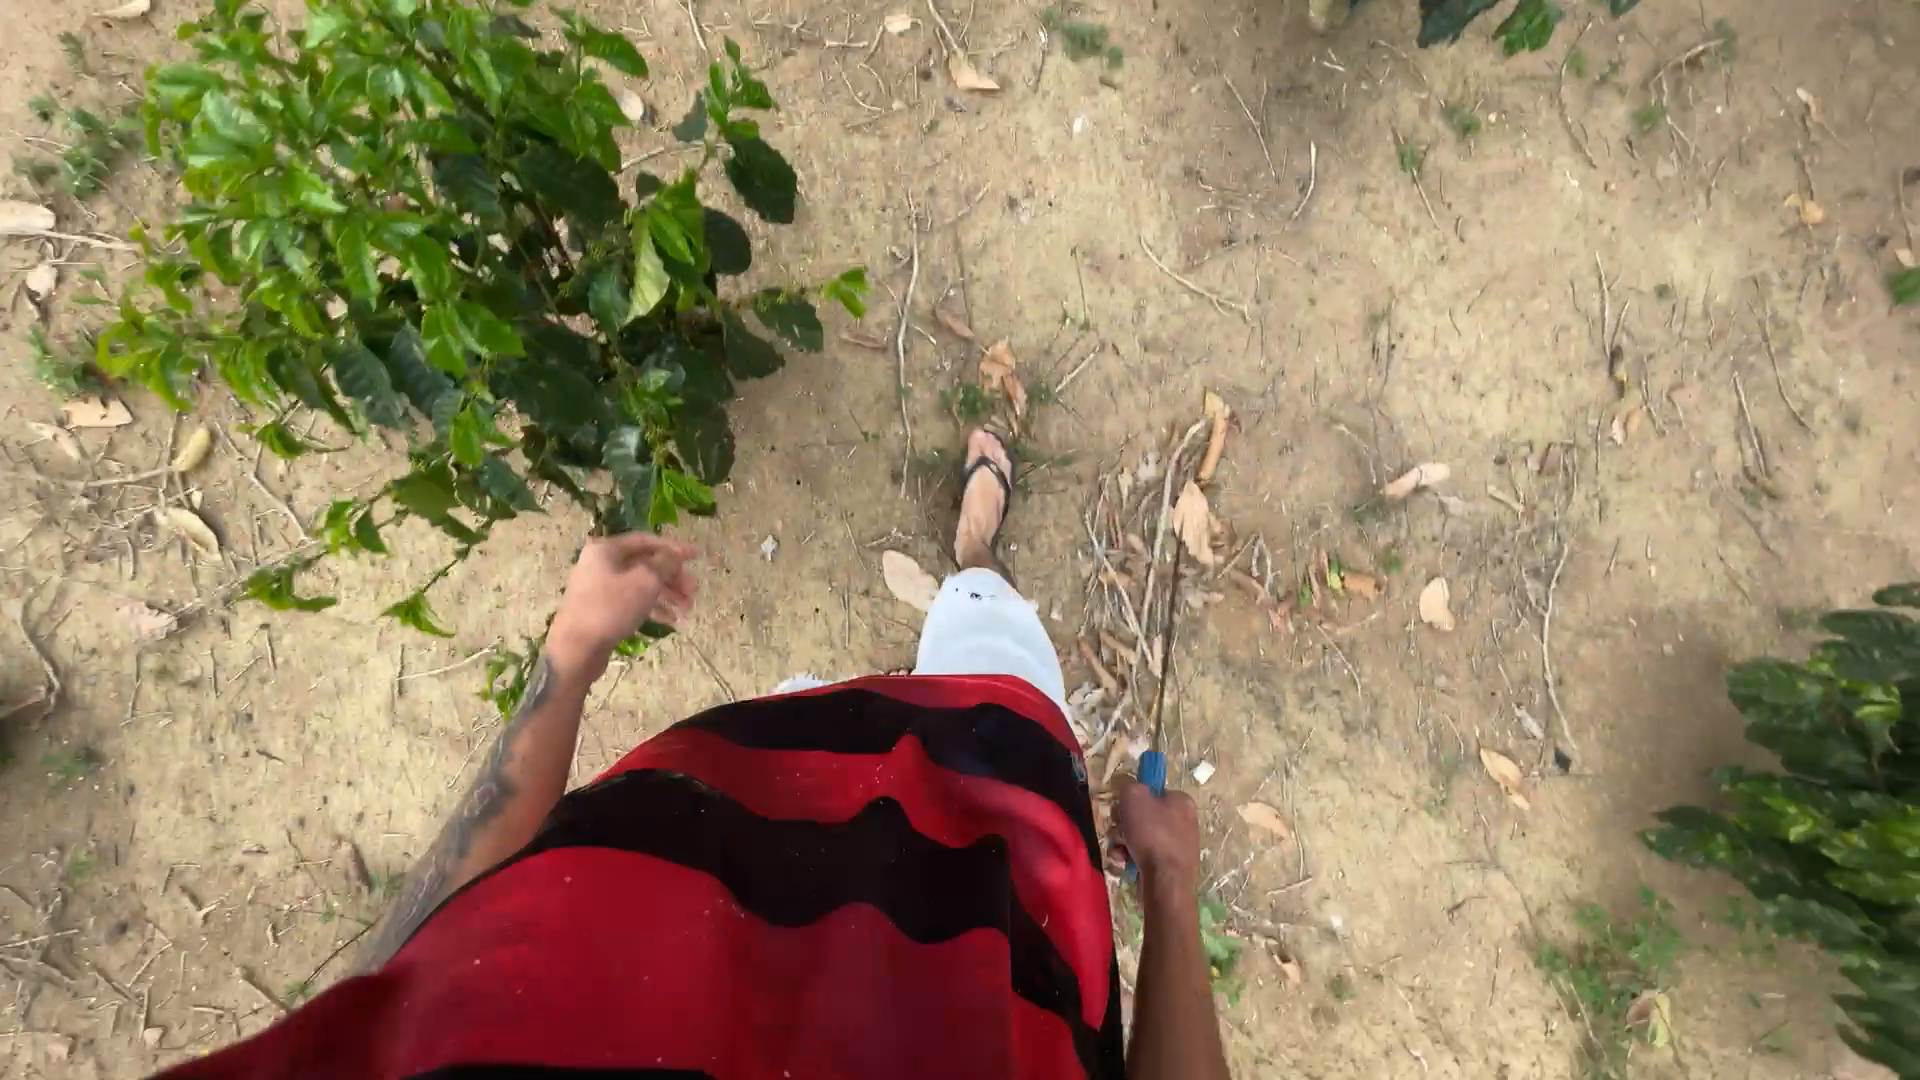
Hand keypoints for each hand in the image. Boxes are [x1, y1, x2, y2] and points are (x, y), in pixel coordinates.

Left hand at [545, 533, 697, 681]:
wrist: (575, 649)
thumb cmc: (611, 608)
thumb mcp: (646, 580)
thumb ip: (665, 562)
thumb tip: (674, 554)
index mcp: (607, 550)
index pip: (647, 541)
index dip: (674, 548)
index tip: (697, 556)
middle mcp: (601, 564)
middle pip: (646, 564)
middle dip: (673, 577)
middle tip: (693, 590)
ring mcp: (600, 587)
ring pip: (641, 584)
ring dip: (667, 594)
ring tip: (687, 609)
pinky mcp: (601, 608)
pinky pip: (632, 601)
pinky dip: (652, 606)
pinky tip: (671, 620)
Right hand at [1115, 779, 1201, 899]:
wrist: (1165, 880)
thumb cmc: (1151, 833)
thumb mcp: (1133, 796)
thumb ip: (1129, 786)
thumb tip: (1130, 792)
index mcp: (1182, 801)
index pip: (1154, 791)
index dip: (1134, 798)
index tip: (1123, 808)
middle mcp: (1185, 821)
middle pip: (1145, 815)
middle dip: (1125, 823)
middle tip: (1118, 828)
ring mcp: (1180, 846)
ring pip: (1142, 836)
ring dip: (1124, 840)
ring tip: (1119, 848)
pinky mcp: (1172, 866)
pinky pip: (1146, 854)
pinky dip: (1131, 856)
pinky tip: (1123, 860)